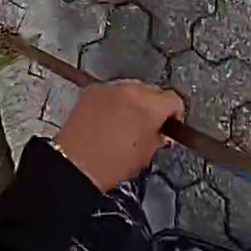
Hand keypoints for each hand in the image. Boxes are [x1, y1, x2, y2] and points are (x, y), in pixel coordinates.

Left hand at [52, 80, 183, 190]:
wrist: (75, 162)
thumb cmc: (111, 163)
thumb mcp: (145, 154)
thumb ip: (158, 136)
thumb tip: (160, 131)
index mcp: (149, 106)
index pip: (173, 99)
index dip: (175, 113)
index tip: (171, 123)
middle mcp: (131, 90)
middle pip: (153, 90)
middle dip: (155, 105)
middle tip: (149, 124)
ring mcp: (110, 87)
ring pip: (132, 88)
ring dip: (133, 101)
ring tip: (126, 122)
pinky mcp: (93, 89)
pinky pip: (111, 90)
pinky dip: (114, 100)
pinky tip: (109, 118)